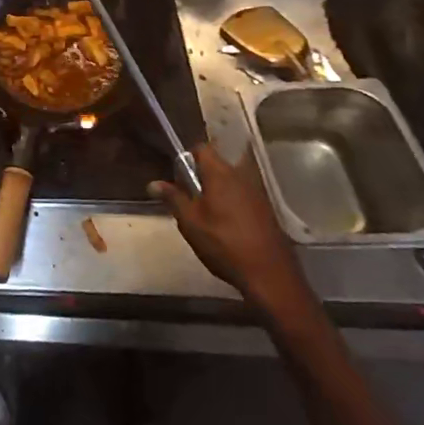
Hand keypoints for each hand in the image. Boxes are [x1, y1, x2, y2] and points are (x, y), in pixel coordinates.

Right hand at [152, 144, 306, 307]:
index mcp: (221, 175)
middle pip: (218, 164)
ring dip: (217, 190)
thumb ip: (173, 198)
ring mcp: (258, 194)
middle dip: (202, 175)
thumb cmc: (224, 244)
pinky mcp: (267, 211)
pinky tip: (225, 226)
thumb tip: (153, 183)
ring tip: (204, 213)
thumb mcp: (190, 222)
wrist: (270, 275)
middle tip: (188, 198)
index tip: (179, 177)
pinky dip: (231, 203)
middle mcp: (242, 177)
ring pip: (231, 181)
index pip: (203, 148)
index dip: (188, 157)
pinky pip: (243, 196)